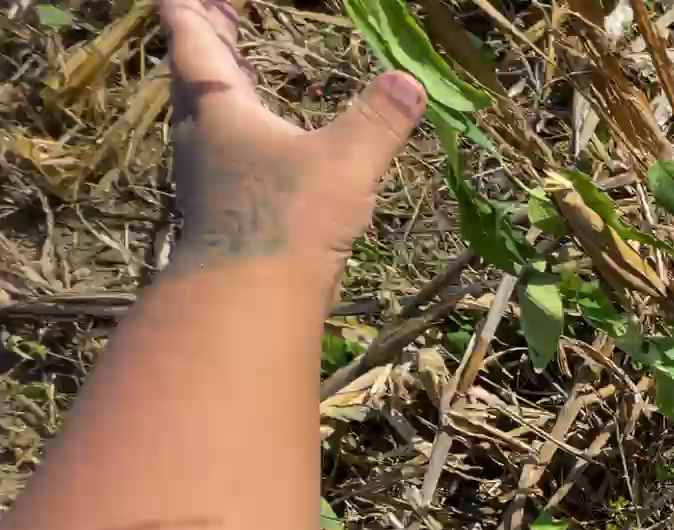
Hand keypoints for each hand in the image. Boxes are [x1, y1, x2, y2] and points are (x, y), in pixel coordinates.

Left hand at [159, 0, 426, 281]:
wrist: (258, 285)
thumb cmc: (293, 212)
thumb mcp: (348, 161)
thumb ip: (378, 121)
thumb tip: (410, 80)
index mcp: (218, 104)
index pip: (190, 35)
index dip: (199, 9)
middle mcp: (201, 131)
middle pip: (193, 75)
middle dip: (207, 46)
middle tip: (221, 23)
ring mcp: (208, 172)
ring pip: (207, 118)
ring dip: (222, 97)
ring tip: (246, 88)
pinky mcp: (227, 207)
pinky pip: (227, 157)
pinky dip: (241, 141)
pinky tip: (268, 157)